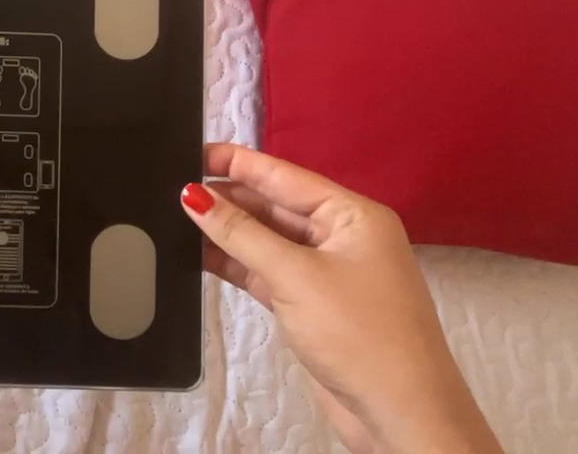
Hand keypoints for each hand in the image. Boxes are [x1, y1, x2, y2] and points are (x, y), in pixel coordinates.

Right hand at [181, 143, 501, 453]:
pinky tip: (195, 252)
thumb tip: (192, 194)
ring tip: (173, 217)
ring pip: (263, 236)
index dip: (233, 161)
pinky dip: (233, 260)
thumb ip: (239, 232)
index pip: (280, 174)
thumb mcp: (294, 276)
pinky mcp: (309, 302)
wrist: (406, 426)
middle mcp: (339, 236)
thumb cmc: (361, 337)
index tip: (186, 150)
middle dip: (225, 197)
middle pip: (270, 203)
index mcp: (351, 216)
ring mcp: (324, 271)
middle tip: (171, 188)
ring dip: (225, 230)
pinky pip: (262, 267)